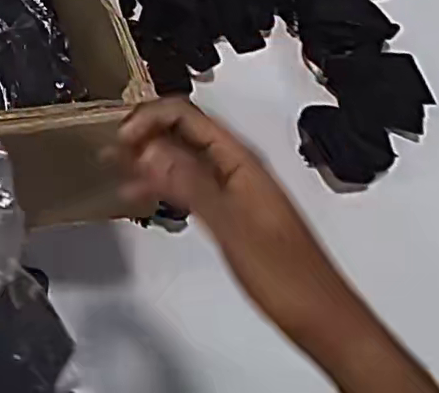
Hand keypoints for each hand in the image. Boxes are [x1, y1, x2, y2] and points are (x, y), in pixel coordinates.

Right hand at [110, 98, 438, 392]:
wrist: (325, 324)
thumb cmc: (288, 278)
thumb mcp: (230, 225)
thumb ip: (188, 182)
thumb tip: (149, 149)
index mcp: (239, 160)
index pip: (183, 114)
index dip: (147, 117)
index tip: (123, 138)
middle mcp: (233, 165)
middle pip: (178, 128)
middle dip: (142, 132)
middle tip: (112, 148)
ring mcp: (229, 186)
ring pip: (178, 153)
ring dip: (144, 154)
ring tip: (115, 163)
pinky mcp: (225, 207)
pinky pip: (183, 178)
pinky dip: (157, 178)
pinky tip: (138, 191)